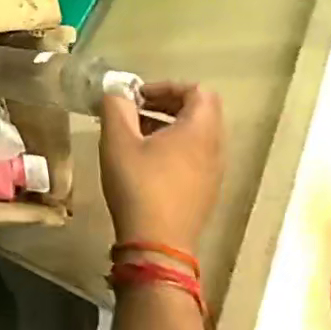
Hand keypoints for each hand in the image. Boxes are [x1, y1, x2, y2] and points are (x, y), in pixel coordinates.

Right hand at [98, 82, 223, 255]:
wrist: (156, 244)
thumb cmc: (138, 184)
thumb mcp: (117, 139)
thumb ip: (116, 106)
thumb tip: (118, 94)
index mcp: (199, 132)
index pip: (199, 92)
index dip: (168, 85)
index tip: (139, 95)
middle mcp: (214, 150)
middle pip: (200, 112)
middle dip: (166, 102)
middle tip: (134, 108)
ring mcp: (212, 174)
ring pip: (197, 134)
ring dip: (167, 124)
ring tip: (134, 131)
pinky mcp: (204, 191)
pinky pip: (194, 155)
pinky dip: (172, 145)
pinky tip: (143, 158)